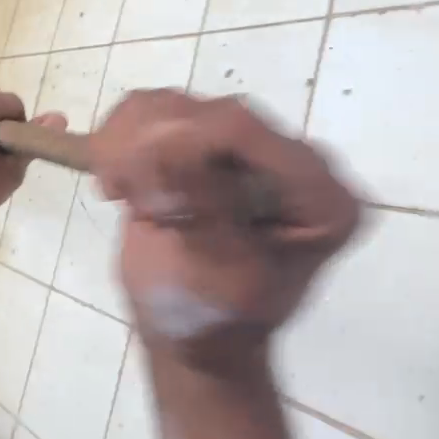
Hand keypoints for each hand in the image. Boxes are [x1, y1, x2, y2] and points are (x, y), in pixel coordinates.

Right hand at [90, 90, 360, 376]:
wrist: (195, 333)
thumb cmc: (212, 317)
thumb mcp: (215, 272)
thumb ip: (202, 205)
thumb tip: (168, 142)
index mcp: (321, 195)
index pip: (242, 130)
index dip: (174, 145)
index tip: (131, 192)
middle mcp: (293, 162)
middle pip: (204, 112)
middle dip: (146, 148)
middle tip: (120, 195)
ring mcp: (247, 150)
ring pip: (171, 104)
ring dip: (126, 142)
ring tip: (118, 191)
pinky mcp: (204, 144)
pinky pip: (152, 110)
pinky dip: (118, 136)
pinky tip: (117, 179)